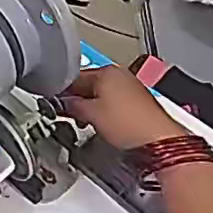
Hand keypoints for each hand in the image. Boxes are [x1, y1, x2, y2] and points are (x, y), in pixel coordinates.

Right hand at [60, 66, 185, 149]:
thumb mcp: (91, 114)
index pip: (75, 77)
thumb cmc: (131, 124)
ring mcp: (131, 88)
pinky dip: (104, 112)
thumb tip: (64, 103)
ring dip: (90, 107)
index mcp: (108, 71)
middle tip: (67, 114)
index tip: (54, 102)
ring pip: (101, 95)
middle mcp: (121, 75)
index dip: (62, 92)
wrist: (158, 141)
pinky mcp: (137, 103)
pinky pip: (113, 103)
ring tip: (85, 122)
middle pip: (89, 85)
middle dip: (77, 100)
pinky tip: (101, 125)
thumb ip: (72, 105)